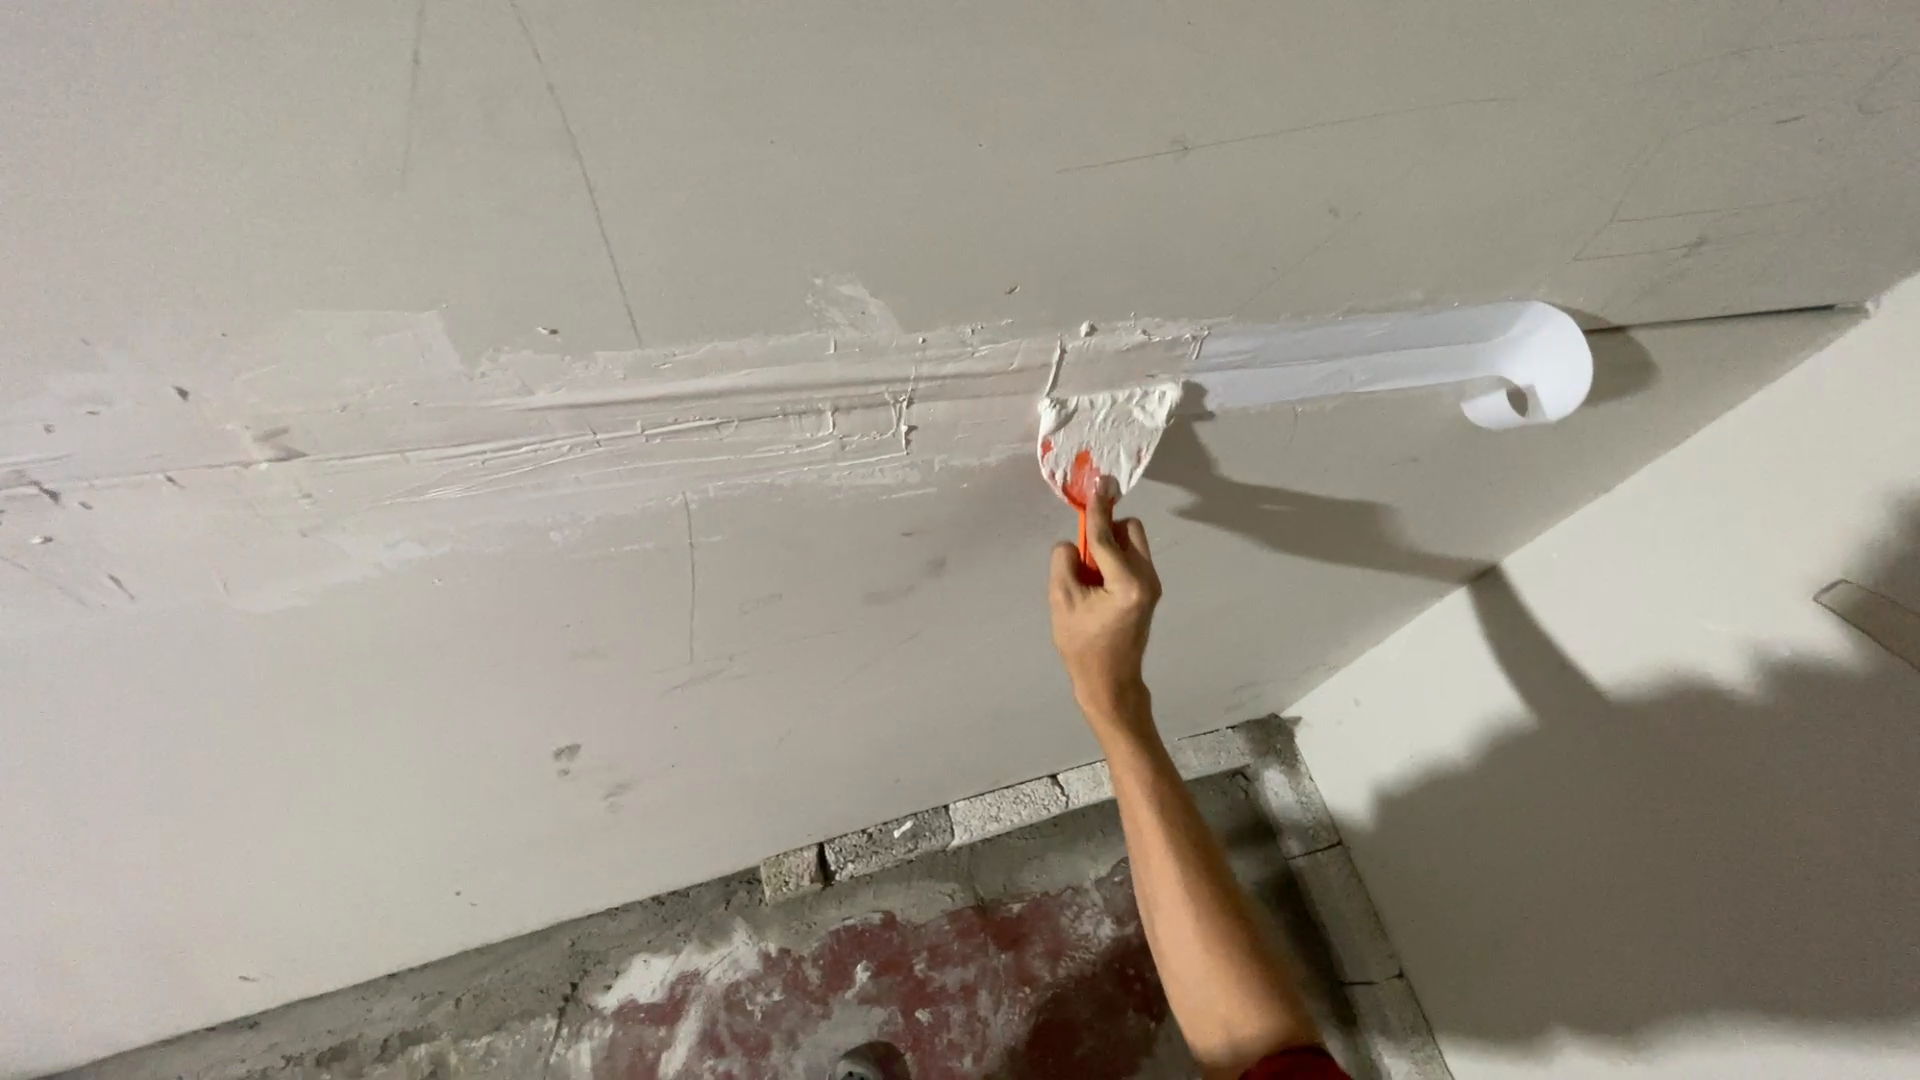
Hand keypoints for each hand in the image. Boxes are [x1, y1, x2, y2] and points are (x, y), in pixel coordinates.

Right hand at [1049, 476, 1162, 726]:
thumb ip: (1065, 562)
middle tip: (1083, 553)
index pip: (1105, 537)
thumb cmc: (1082, 646)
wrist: (1110, 681)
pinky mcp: (1148, 590)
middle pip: (1130, 529)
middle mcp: (1147, 578)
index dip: (1096, 510)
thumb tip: (1074, 544)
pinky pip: (1132, 557)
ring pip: (1132, 542)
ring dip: (1109, 545)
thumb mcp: (1062, 601)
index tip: (1096, 483)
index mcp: (1127, 583)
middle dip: (1106, 530)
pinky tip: (1097, 582)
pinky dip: (1113, 559)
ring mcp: (1152, 584)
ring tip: (1088, 575)